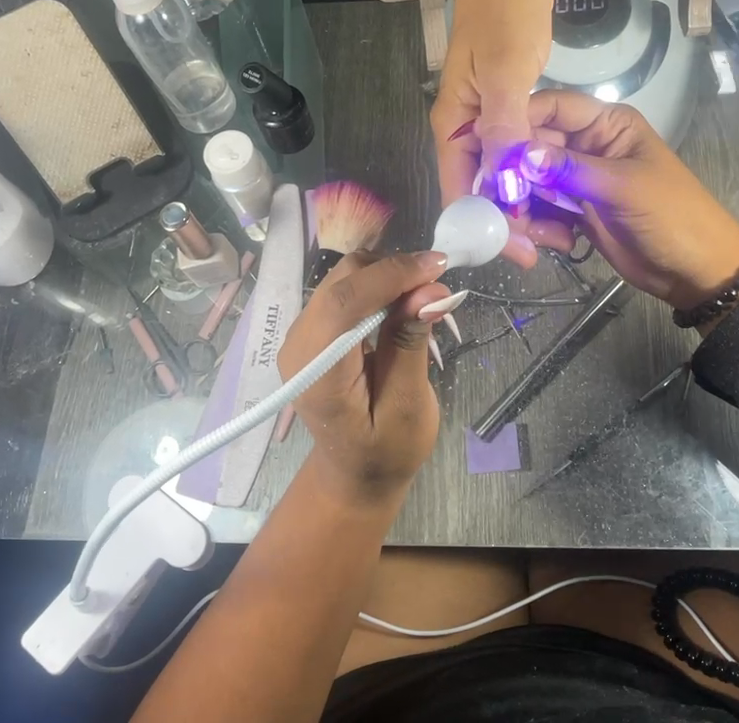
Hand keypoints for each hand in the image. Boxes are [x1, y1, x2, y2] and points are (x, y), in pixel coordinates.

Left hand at [278, 250, 450, 507]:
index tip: (438, 266)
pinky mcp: (314, 328)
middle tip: (439, 285)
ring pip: (345, 276)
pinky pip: (345, 289)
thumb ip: (410, 345)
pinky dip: (379, 285)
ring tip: (426, 296)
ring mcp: (302, 333)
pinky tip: (405, 303)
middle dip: (394, 271)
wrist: (355, 473)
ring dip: (388, 276)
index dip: (392, 275)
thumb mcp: (407, 406)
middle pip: (343, 279)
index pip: (344, 302)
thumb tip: (429, 291)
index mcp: (317, 373)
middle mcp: (299, 344)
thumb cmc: (385, 451)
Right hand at [431, 0, 551, 267]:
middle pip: (484, 191)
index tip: (509, 249)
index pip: (458, 186)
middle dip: (509, 221)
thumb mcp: (504, 69)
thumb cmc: (504, 14)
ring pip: (508, 182)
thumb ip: (504, 125)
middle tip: (538, 251)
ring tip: (559, 235)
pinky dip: (542, 183)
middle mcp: (472, 132)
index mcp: (457, 123)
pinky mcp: (519, 121)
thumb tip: (504, 181)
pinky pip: (528, 163)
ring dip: (529, 208)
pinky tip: (564, 202)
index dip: (482, 222)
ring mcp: (497, 127)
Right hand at [518, 90, 738, 310]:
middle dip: (514, 174)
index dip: (518, 122)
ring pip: (530, 181)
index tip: (489, 148)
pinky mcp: (573, 210)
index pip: (551, 107)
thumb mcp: (623, 187)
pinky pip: (540, 209)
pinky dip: (538, 226)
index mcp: (606, 123)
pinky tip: (555, 243)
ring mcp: (578, 179)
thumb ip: (570, 169)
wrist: (695, 272)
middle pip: (532, 146)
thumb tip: (521, 152)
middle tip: (501, 201)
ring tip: (530, 232)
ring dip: (524, 206)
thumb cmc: (673, 217)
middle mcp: (587, 145)